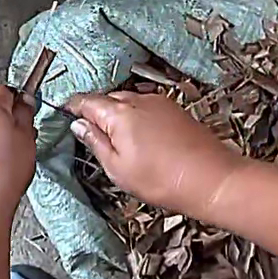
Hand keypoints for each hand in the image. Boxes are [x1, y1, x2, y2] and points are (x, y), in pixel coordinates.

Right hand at [66, 90, 246, 215]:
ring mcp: (162, 104)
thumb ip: (95, 142)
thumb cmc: (167, 179)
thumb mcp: (118, 168)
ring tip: (119, 142)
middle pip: (109, 99)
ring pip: (130, 102)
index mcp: (120, 113)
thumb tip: (79, 126)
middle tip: (91, 133)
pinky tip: (143, 141)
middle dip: (97, 112)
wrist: (211, 179)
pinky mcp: (177, 111)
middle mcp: (141, 101)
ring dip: (120, 115)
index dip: (73, 107)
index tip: (66, 113)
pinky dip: (139, 119)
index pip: (86, 101)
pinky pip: (149, 108)